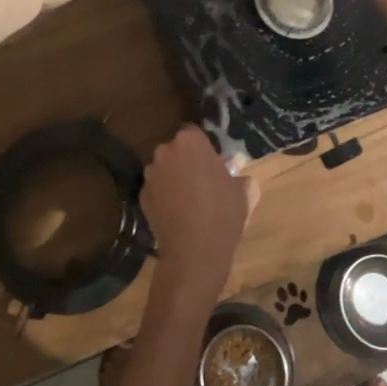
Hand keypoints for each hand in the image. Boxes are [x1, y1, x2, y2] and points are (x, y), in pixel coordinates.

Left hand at [140, 126, 257, 292]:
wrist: (194, 252)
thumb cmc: (223, 214)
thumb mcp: (244, 192)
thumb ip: (240, 174)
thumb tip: (236, 169)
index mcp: (191, 142)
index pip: (195, 133)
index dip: (203, 148)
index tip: (212, 163)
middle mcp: (166, 151)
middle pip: (176, 150)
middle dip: (186, 160)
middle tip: (201, 180)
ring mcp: (150, 173)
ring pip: (163, 169)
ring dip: (173, 177)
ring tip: (187, 199)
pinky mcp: (142, 195)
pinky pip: (155, 189)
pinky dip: (163, 196)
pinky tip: (175, 213)